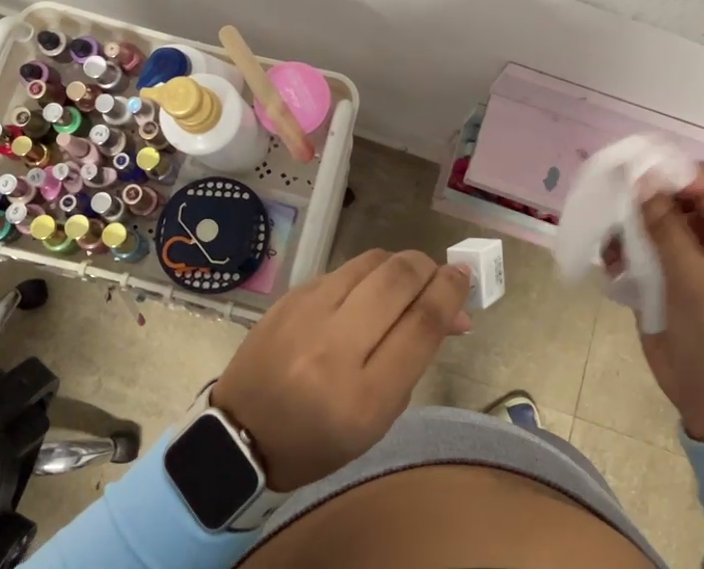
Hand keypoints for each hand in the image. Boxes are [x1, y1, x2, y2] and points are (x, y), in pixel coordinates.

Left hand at [210, 249, 471, 490]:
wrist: (240, 434)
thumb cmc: (319, 440)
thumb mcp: (377, 417)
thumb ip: (415, 359)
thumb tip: (453, 314)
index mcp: (364, 396)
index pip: (422, 324)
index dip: (451, 293)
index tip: (463, 279)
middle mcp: (335, 348)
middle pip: (398, 280)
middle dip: (428, 268)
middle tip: (439, 274)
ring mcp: (307, 315)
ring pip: (370, 263)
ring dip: (399, 264)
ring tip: (408, 278)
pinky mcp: (290, 297)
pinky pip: (342, 270)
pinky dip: (366, 274)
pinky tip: (369, 289)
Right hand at [634, 166, 703, 443]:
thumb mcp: (695, 279)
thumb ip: (666, 226)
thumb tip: (641, 179)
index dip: (669, 174)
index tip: (628, 168)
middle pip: (678, 199)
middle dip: (644, 199)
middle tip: (608, 195)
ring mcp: (692, 257)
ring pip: (654, 222)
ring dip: (629, 225)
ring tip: (608, 236)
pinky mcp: (667, 276)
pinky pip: (642, 248)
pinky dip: (624, 249)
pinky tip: (609, 260)